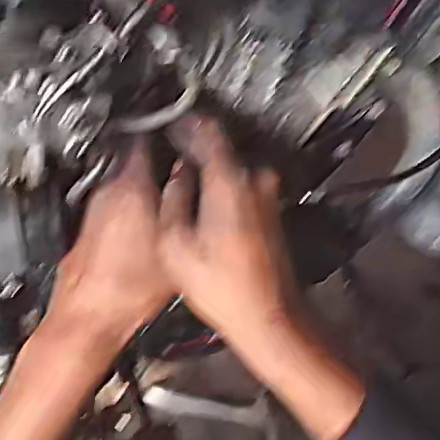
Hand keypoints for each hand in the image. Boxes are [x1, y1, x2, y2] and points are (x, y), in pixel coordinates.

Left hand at [42, 138, 175, 354]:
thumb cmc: (128, 289)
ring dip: (145, 181)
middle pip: (134, 157)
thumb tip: (191, 178)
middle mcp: (108, 190)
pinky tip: (146, 224)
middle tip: (181, 165)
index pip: (145, 137)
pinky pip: (115, 200)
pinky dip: (132, 202)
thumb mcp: (175, 243)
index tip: (178, 129)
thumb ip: (183, 203)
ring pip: (124, 179)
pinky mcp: (90, 225)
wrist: (89, 317)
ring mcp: (95, 208)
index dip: (164, 129)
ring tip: (168, 196)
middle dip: (158, 158)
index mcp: (130, 187)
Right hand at [156, 117, 297, 344]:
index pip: (207, 130)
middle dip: (194, 142)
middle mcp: (255, 179)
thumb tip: (176, 176)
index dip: (184, 123)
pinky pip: (241, 182)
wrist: (268, 315)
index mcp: (229, 181)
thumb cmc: (223, 287)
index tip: (167, 123)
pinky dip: (222, 180)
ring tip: (182, 168)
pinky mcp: (272, 208)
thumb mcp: (175, 244)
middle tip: (169, 143)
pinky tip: (203, 194)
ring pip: (231, 164)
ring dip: (208, 162)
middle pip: (221, 145)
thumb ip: (172, 198)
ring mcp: (268, 193)